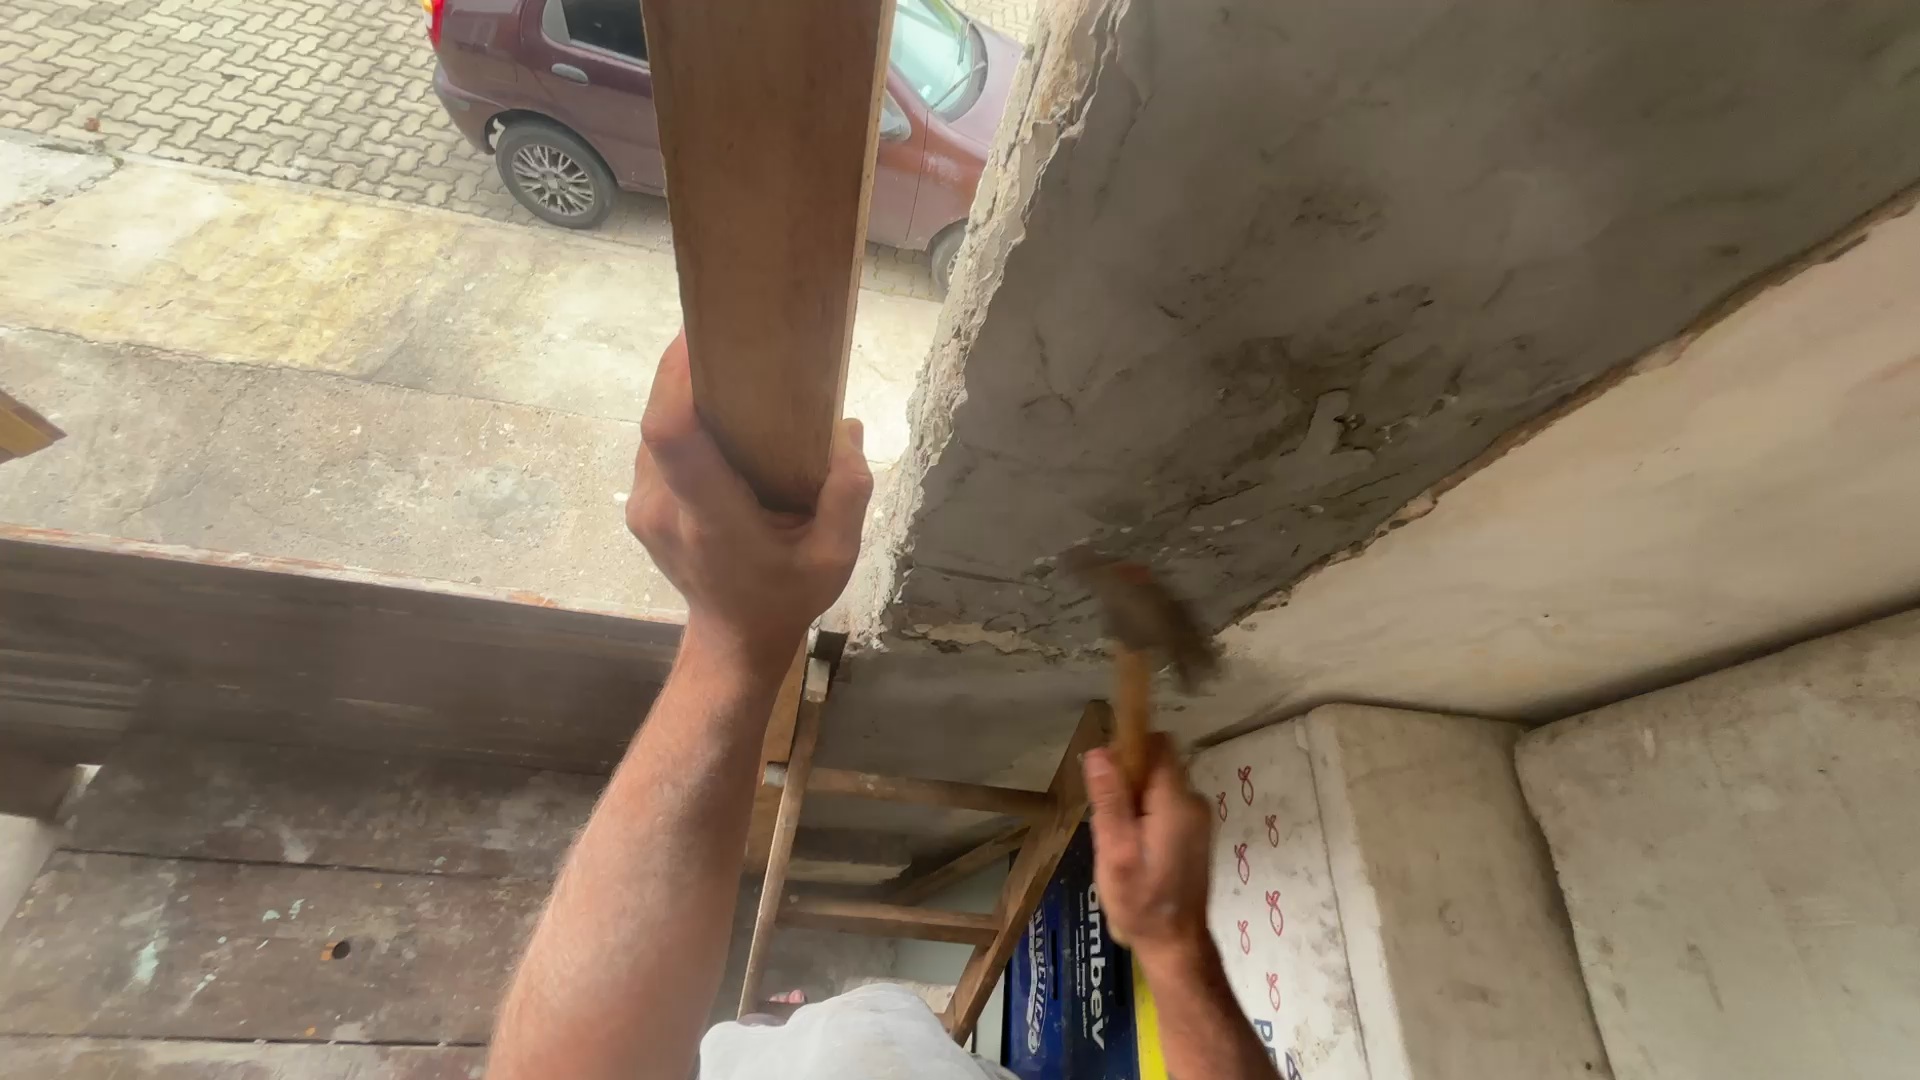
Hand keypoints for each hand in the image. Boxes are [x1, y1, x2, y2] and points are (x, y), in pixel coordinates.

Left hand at [626, 332, 873, 669]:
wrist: (735, 638)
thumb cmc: (786, 596)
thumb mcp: (837, 557)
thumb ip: (848, 495)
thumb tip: (845, 429)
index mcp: (710, 520)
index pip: (671, 434)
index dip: (677, 376)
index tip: (707, 333)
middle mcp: (662, 507)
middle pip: (659, 419)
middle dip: (689, 371)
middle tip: (737, 342)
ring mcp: (644, 506)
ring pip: (655, 428)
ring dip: (686, 394)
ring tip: (733, 374)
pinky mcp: (643, 504)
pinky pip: (658, 444)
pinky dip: (684, 419)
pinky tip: (721, 415)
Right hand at [1083, 734, 1214, 968]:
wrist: (1176, 946)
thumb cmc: (1141, 901)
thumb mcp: (1115, 850)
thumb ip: (1109, 799)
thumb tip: (1099, 751)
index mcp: (1176, 802)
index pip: (1157, 744)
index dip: (1128, 748)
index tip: (1106, 777)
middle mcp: (1193, 802)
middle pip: (1155, 762)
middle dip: (1126, 780)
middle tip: (1109, 819)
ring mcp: (1197, 817)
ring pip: (1157, 783)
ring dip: (1133, 799)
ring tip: (1119, 838)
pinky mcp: (1194, 831)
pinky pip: (1164, 802)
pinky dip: (1145, 814)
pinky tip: (1133, 847)